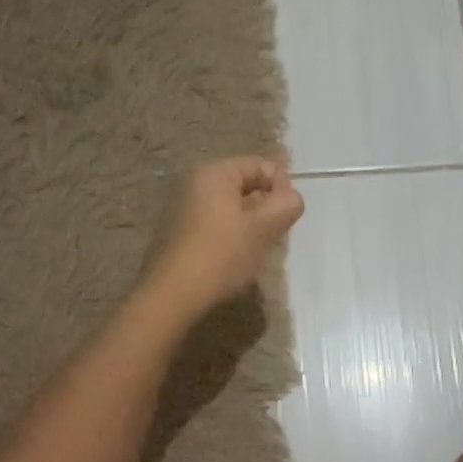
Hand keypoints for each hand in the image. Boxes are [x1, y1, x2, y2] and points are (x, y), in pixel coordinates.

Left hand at [149, 157, 304, 313]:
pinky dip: (233, 236)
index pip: (261, 165)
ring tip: (257, 250)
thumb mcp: (263, 227)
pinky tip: (237, 259)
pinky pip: (217, 224)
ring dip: (252, 226)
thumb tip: (291, 197)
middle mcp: (195, 183)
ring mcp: (184, 208)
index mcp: (214, 172)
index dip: (283, 187)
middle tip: (276, 237)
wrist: (172, 296)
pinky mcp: (181, 233)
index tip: (288, 218)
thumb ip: (286, 204)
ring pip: (233, 208)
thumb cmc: (220, 255)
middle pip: (246, 185)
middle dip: (267, 208)